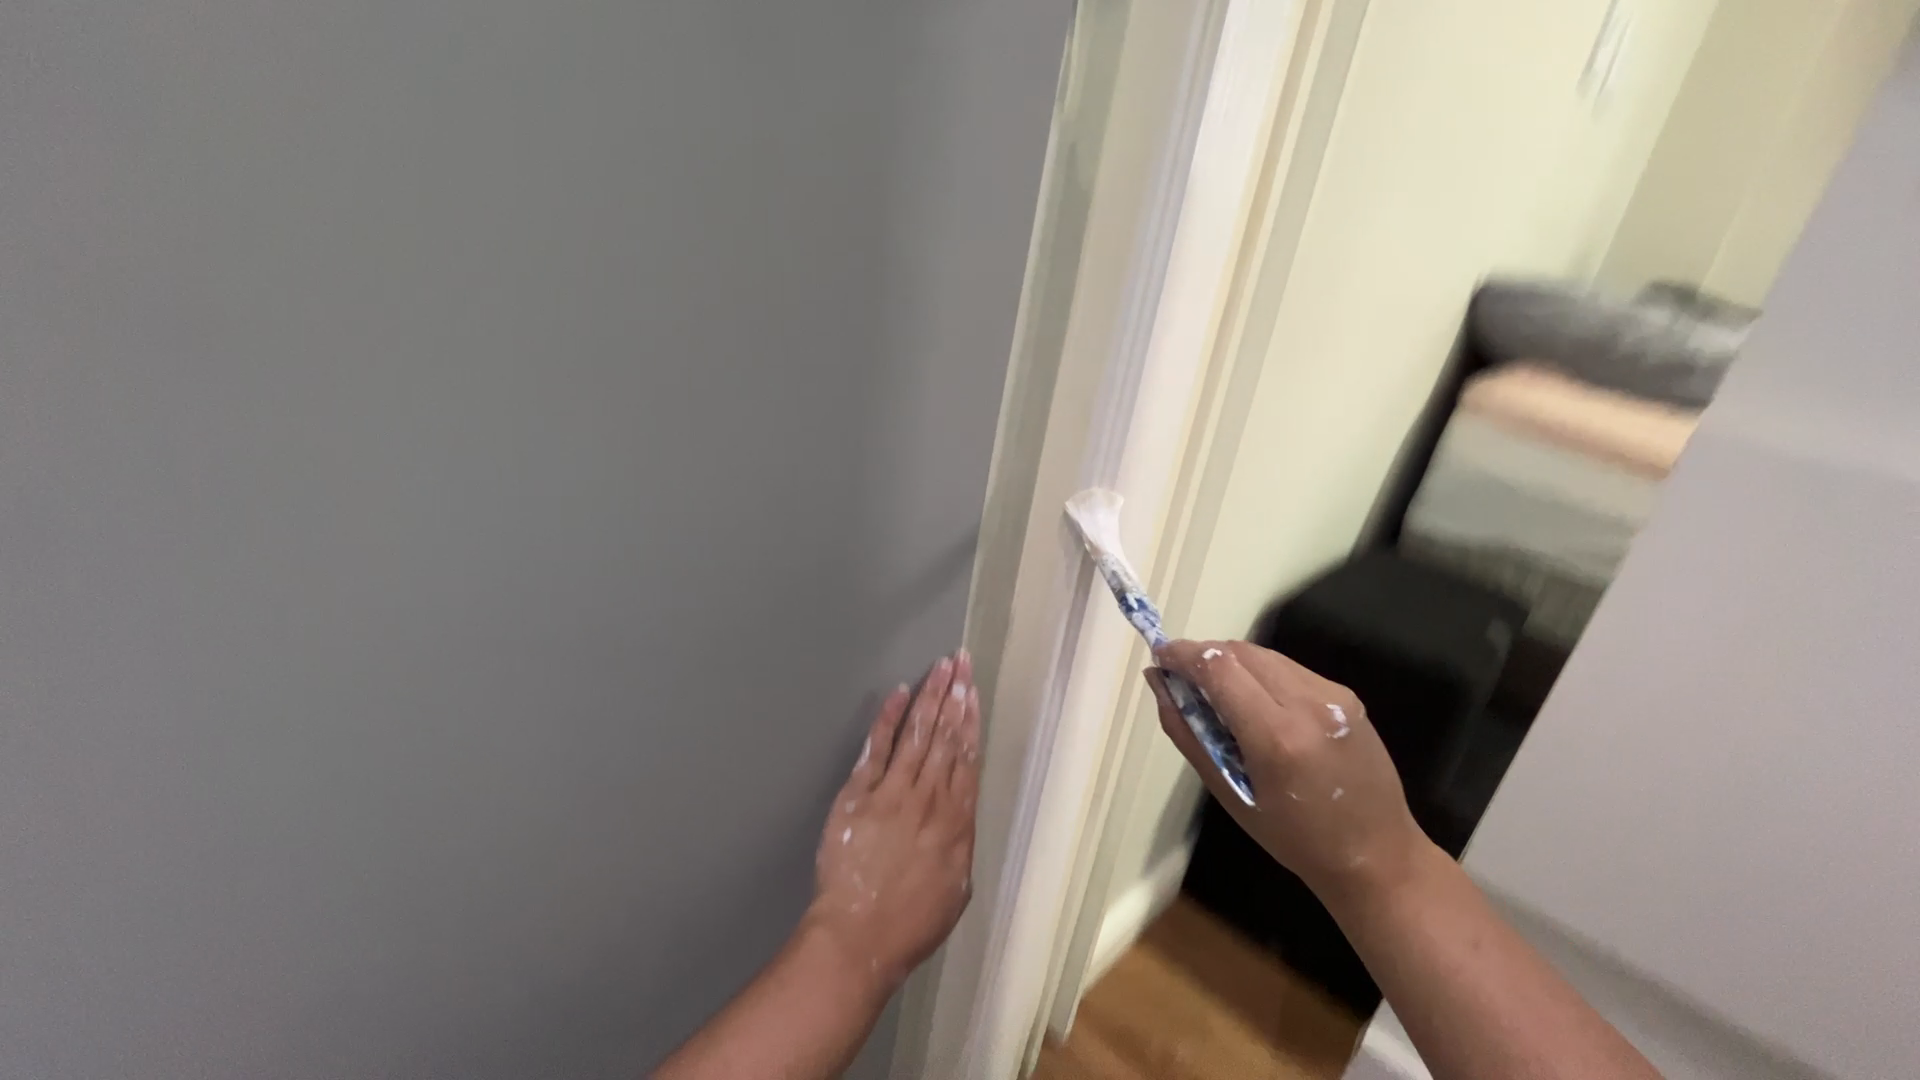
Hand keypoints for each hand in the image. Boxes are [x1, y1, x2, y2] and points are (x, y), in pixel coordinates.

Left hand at [806, 650, 980, 991]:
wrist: (860, 936)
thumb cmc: (913, 921)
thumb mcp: (957, 886)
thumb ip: (961, 841)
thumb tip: (962, 812)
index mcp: (956, 819)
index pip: (966, 756)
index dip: (970, 719)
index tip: (973, 690)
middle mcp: (928, 797)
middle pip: (944, 735)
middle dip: (954, 694)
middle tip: (960, 660)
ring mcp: (892, 792)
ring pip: (917, 734)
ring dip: (930, 697)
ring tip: (940, 667)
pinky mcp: (859, 795)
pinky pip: (876, 749)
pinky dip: (888, 719)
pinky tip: (898, 693)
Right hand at [1147, 639, 1431, 901]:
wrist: (1375, 853)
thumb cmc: (1292, 836)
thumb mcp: (1227, 791)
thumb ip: (1187, 731)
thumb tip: (1157, 681)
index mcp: (1276, 736)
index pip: (1219, 668)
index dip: (1183, 654)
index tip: (1160, 656)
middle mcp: (1308, 704)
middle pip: (1240, 652)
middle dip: (1204, 656)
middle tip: (1182, 679)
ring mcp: (1332, 695)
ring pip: (1264, 655)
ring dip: (1232, 663)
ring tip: (1216, 693)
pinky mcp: (1346, 694)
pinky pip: (1289, 669)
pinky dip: (1261, 675)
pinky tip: (1255, 704)